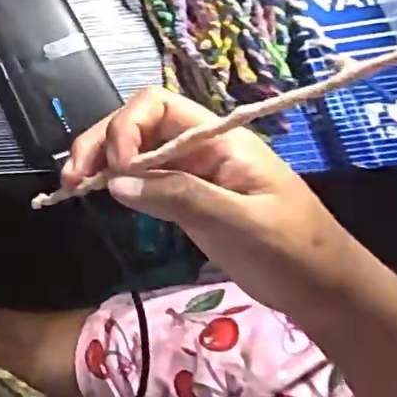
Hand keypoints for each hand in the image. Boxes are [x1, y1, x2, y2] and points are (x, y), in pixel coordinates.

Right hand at [61, 87, 367, 315]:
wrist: (326, 291)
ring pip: (128, 150)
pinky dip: (109, 182)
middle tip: (72, 177)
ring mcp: (186, 170)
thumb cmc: (296, 252)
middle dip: (99, 142)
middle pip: (133, 124)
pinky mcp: (179, 194)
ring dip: (95, 161)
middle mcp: (196, 146)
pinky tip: (90, 193)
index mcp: (219, 138)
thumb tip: (115, 183)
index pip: (157, 105)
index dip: (128, 126)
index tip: (118, 166)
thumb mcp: (243, 222)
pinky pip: (136, 178)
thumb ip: (181, 197)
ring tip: (70, 186)